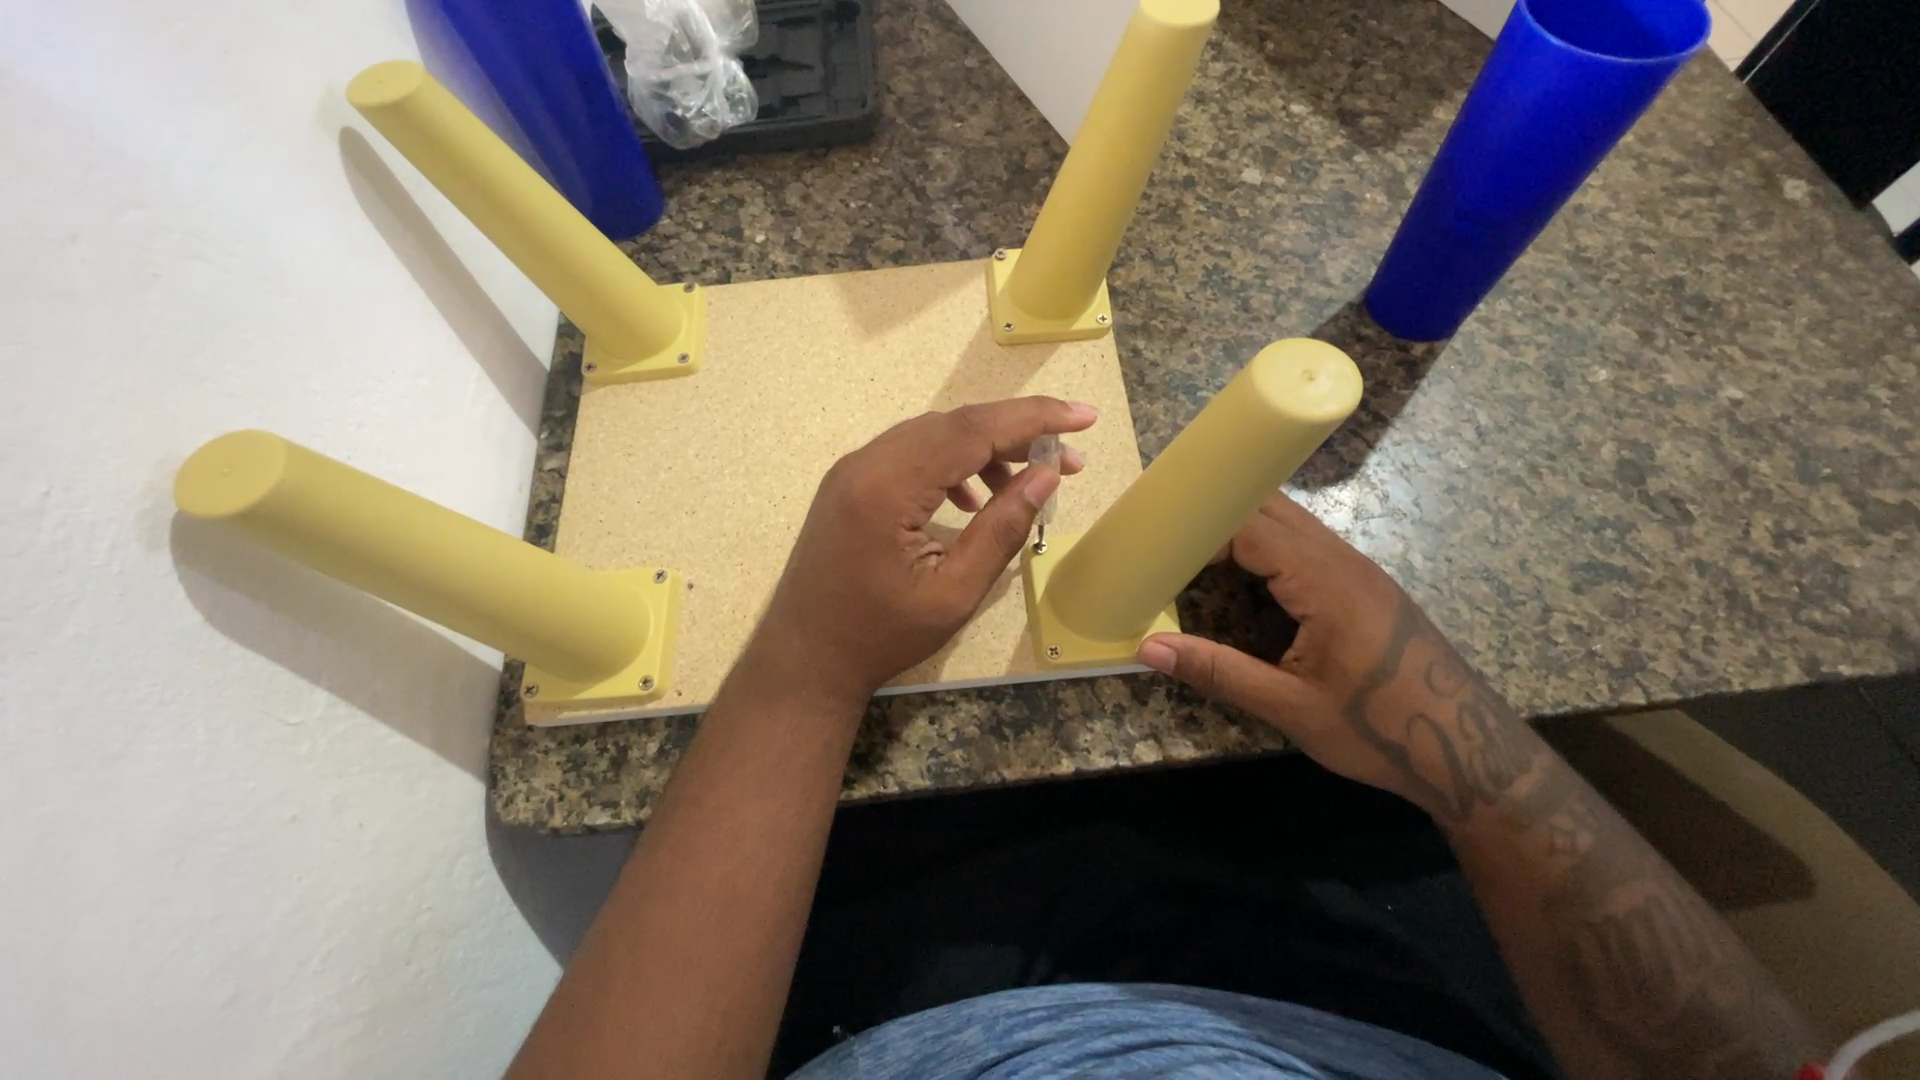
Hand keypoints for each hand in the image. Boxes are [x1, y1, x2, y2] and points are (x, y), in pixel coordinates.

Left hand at [748, 398, 1097, 705]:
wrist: (804, 658)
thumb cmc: (880, 637)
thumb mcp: (954, 593)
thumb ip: (1001, 528)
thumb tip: (1047, 475)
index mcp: (888, 487)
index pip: (973, 431)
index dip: (1034, 419)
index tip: (1086, 417)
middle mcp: (865, 463)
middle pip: (954, 424)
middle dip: (1017, 431)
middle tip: (1069, 456)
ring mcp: (852, 470)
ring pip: (932, 434)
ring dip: (985, 447)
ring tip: (1028, 478)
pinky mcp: (849, 483)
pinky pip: (910, 454)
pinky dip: (951, 463)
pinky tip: (972, 497)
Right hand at [1136, 493, 1538, 821]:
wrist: (1468, 751)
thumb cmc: (1378, 729)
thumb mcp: (1289, 706)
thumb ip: (1218, 671)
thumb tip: (1148, 650)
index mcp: (1325, 581)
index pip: (1251, 527)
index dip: (1200, 528)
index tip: (1157, 543)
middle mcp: (1343, 561)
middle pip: (1272, 508)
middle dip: (1216, 512)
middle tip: (1167, 532)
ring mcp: (1358, 570)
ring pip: (1291, 523)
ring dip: (1241, 526)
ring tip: (1192, 546)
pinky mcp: (1364, 586)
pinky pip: (1306, 544)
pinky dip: (1265, 545)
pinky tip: (1242, 573)